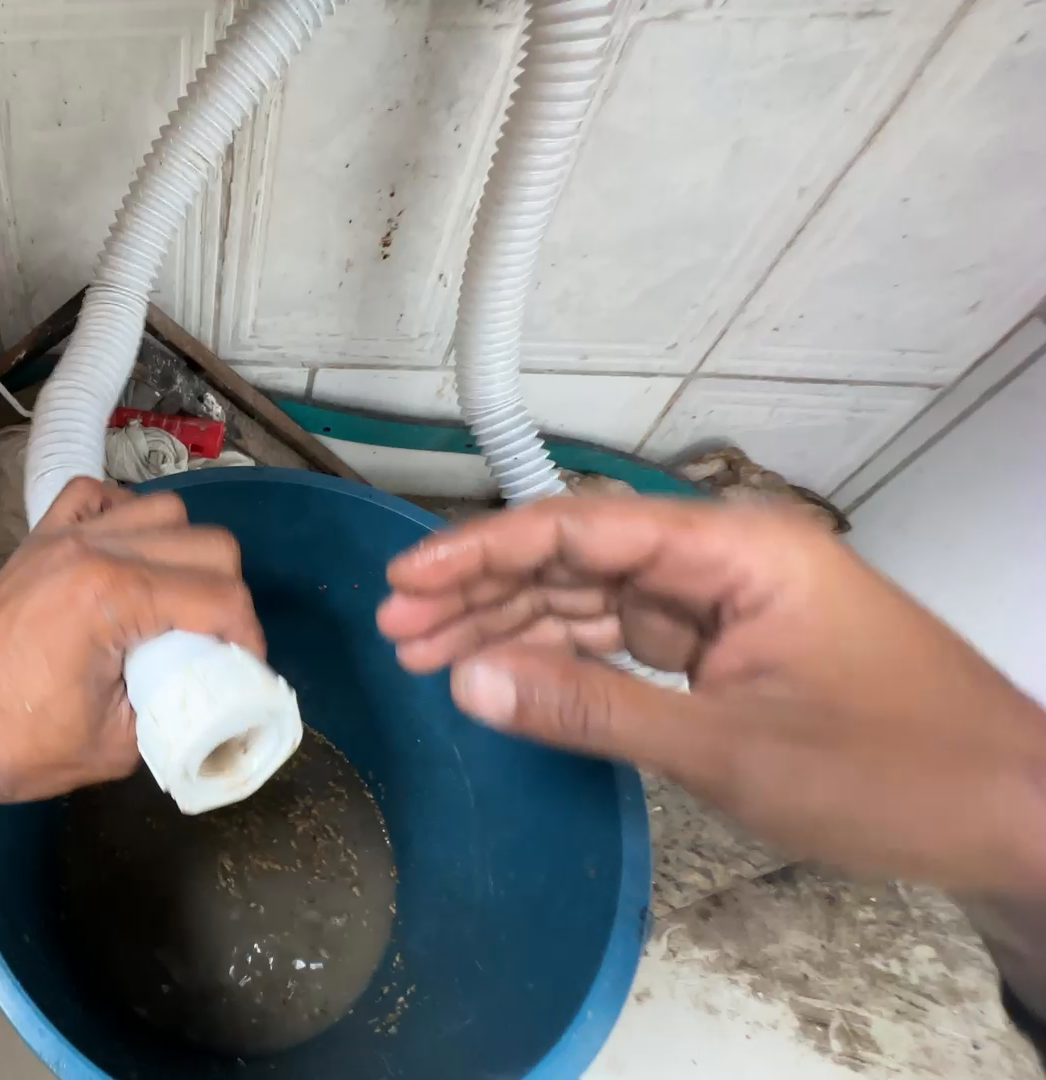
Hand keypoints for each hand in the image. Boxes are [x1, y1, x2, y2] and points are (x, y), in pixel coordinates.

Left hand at [0, 477, 262, 872]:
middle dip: (229, 595)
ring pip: (160, 509)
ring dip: (186, 552)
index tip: (246, 670)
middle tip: (218, 642)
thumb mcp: (116, 747)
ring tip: (177, 601)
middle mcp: (90, 549)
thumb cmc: (12, 744)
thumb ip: (176, 709)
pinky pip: (95, 496)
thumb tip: (209, 691)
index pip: (221, 595)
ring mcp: (60, 538)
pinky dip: (125, 515)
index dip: (250, 636)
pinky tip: (128, 555)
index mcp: (111, 597)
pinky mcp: (37, 541)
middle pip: (205, 541)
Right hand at [375, 496, 1045, 899]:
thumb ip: (588, 709)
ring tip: (419, 652)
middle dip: (475, 590)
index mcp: (732, 551)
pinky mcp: (696, 642)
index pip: (577, 527)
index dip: (480, 549)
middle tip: (396, 626)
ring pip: (571, 595)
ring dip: (496, 623)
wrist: (1024, 830)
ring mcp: (700, 601)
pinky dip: (541, 654)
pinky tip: (488, 669)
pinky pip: (597, 635)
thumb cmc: (903, 775)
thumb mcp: (732, 749)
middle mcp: (708, 561)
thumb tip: (465, 685)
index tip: (407, 578)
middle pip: (563, 557)